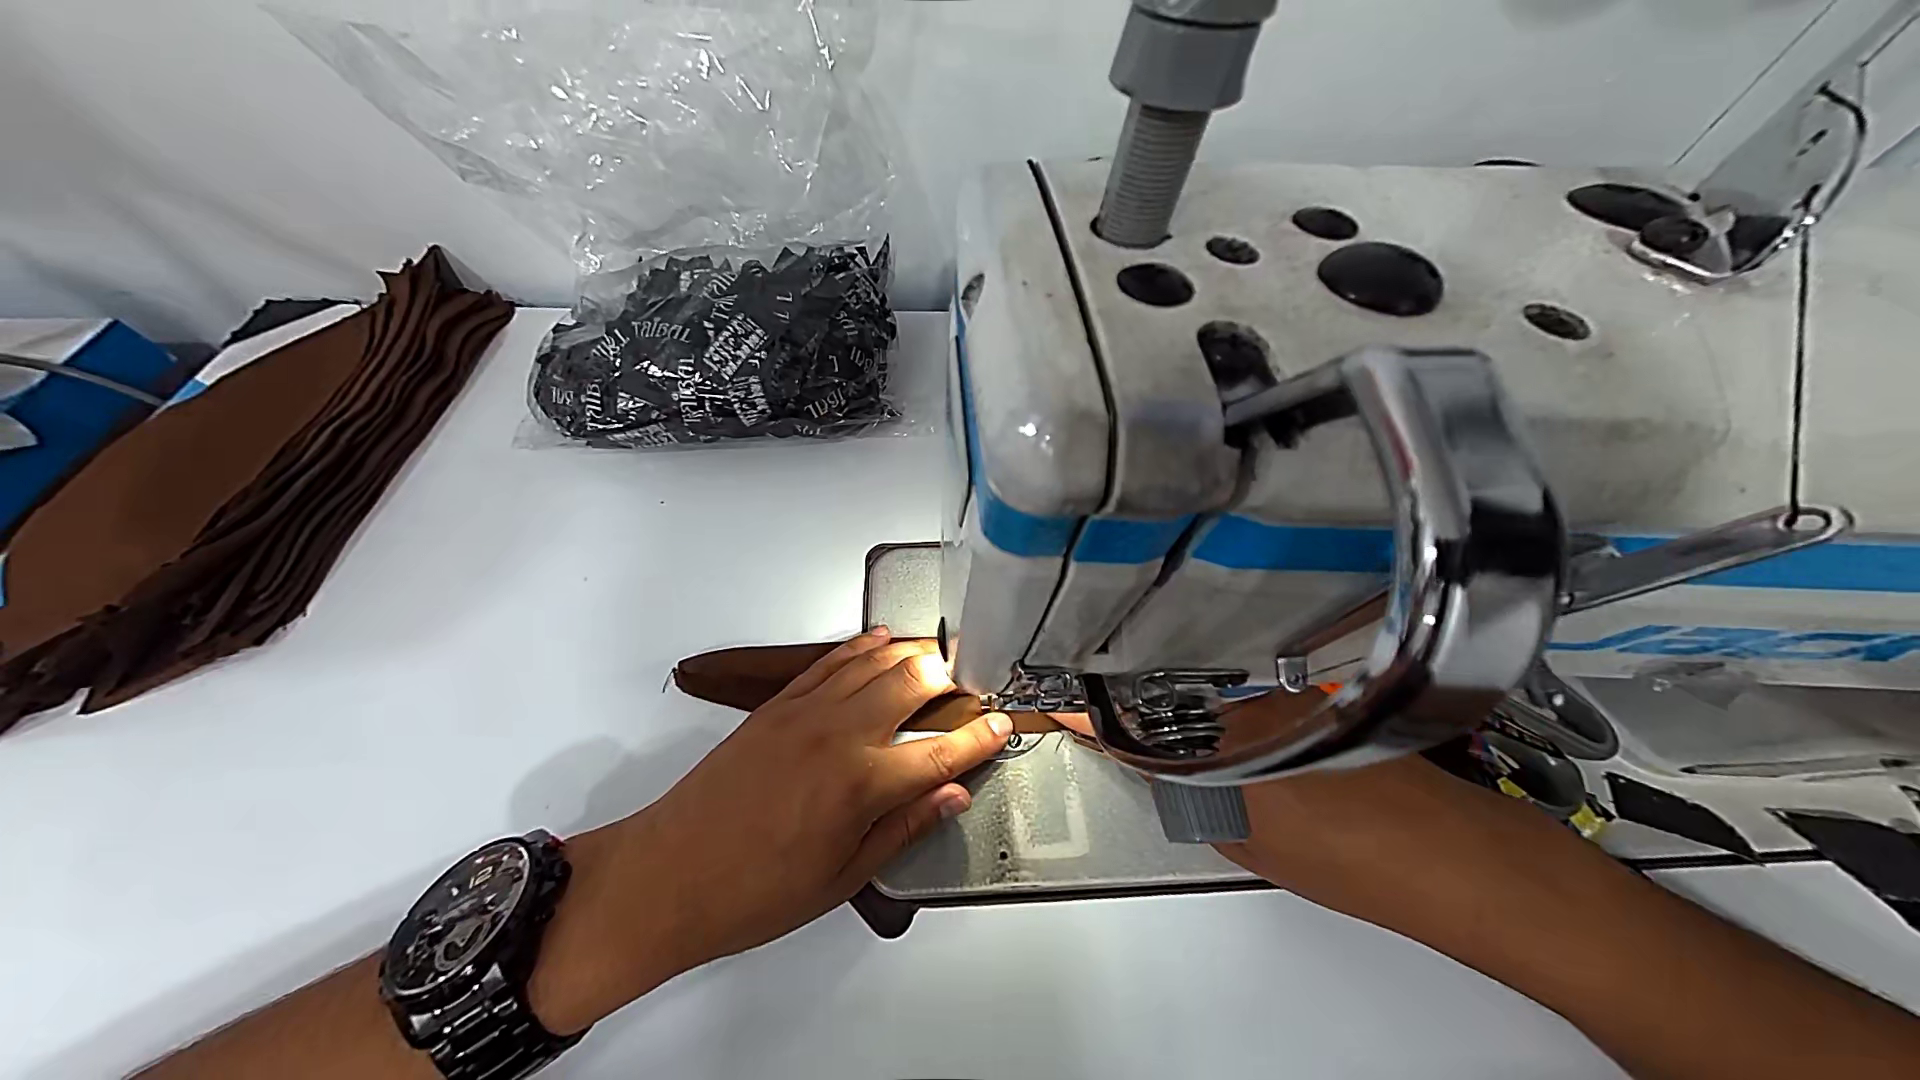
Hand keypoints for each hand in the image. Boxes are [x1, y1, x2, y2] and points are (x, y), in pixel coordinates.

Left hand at [530, 629, 1012, 1030]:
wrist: (668, 875)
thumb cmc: (755, 891)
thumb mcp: (842, 878)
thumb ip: (904, 827)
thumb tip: (952, 796)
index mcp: (863, 786)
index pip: (943, 751)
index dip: (980, 737)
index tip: (1000, 725)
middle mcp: (841, 735)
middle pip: (914, 682)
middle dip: (951, 678)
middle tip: (968, 687)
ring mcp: (807, 711)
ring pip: (876, 660)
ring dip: (912, 654)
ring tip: (936, 659)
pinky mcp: (778, 703)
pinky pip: (831, 661)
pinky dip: (861, 646)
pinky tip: (878, 642)